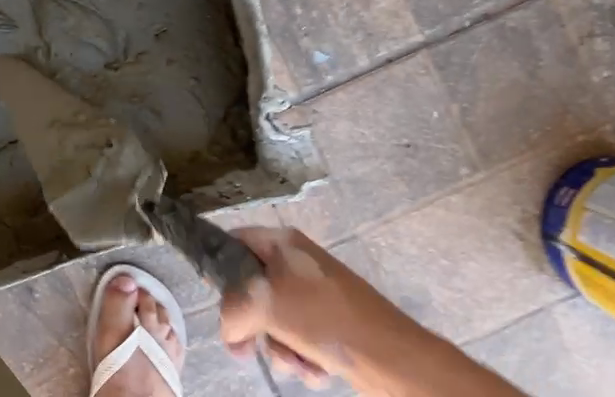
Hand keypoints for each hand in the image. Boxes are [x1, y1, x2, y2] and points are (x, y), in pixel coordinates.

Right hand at [217, 227, 423, 390]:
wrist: (396, 361)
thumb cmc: (325, 320)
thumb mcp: (264, 305)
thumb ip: (231, 310)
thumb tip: (231, 333)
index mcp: (281, 242)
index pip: (232, 243)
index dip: (218, 269)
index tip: (219, 301)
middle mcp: (296, 262)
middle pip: (250, 288)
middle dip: (251, 324)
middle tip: (249, 346)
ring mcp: (316, 295)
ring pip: (274, 318)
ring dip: (278, 346)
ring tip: (296, 363)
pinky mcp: (332, 325)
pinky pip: (299, 337)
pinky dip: (300, 357)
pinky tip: (314, 370)